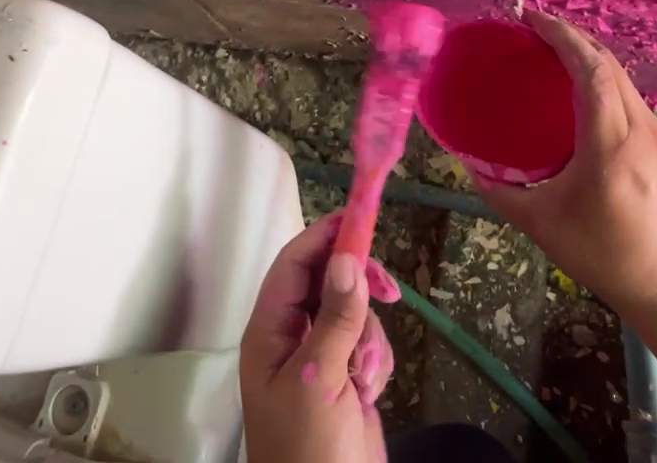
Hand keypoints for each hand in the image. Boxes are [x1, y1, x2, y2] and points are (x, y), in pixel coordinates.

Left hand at [240, 212, 401, 462]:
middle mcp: (291, 337)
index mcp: (269, 331)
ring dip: (367, 337)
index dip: (323, 237)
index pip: (293, 265)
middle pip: (328, 282)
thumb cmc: (309, 450)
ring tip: (363, 376)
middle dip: (357, 289)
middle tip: (387, 291)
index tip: (359, 218)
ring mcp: (320, 357)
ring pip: (353, 312)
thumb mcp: (320, 380)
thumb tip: (346, 258)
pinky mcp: (345, 376)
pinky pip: (367, 342)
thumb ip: (335, 317)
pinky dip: (375, 359)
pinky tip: (369, 391)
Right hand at [475, 11, 656, 315]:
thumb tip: (471, 164)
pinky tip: (580, 85)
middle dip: (571, 36)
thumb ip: (500, 192)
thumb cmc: (604, 254)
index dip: (561, 37)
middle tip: (533, 27)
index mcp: (610, 145)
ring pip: (622, 75)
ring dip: (588, 53)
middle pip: (608, 63)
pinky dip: (601, 75)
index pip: (591, 71)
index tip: (530, 19)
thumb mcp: (541, 224)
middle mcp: (639, 129)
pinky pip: (628, 92)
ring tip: (551, 49)